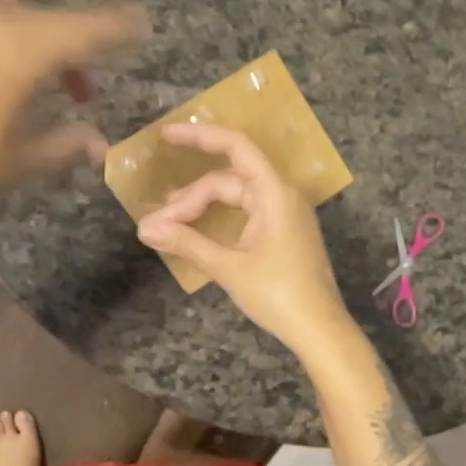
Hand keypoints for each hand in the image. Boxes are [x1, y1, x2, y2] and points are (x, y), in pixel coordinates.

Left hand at [0, 0, 148, 240]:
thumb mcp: (10, 166)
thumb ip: (60, 146)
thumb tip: (98, 142)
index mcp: (15, 48)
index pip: (83, 30)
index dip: (117, 29)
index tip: (142, 24)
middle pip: (34, 17)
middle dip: (60, 46)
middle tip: (71, 87)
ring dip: (12, 33)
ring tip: (11, 74)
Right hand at [137, 123, 352, 349]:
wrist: (320, 329)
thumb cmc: (278, 295)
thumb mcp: (228, 267)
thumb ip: (187, 243)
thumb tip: (144, 228)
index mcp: (274, 194)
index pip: (236, 147)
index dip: (200, 137)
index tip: (167, 136)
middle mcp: (283, 197)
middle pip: (229, 180)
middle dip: (191, 197)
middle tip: (158, 223)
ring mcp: (288, 216)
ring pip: (238, 198)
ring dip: (204, 207)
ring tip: (171, 223)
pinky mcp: (287, 235)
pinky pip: (249, 214)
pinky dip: (223, 219)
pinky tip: (200, 232)